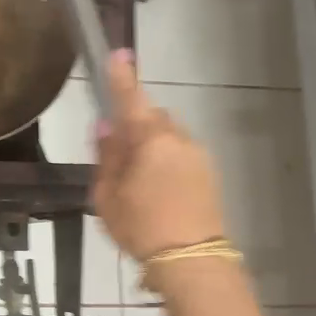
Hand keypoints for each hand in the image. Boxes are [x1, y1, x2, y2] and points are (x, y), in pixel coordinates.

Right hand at [93, 49, 225, 259]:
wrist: (192, 261)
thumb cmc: (141, 226)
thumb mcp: (107, 194)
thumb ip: (107, 156)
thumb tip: (107, 127)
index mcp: (150, 140)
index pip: (131, 99)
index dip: (122, 77)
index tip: (119, 54)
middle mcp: (179, 139)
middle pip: (152, 118)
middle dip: (134, 125)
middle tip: (114, 153)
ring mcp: (199, 156)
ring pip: (167, 137)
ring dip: (150, 146)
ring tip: (133, 180)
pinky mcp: (209, 174)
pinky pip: (179, 154)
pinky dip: (164, 161)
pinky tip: (153, 190)